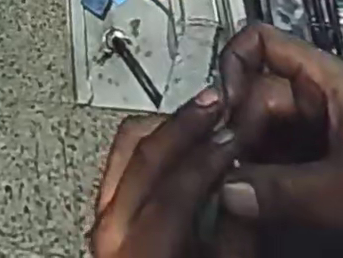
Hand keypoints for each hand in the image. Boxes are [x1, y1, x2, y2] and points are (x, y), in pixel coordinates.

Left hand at [91, 88, 252, 257]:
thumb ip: (231, 242)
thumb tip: (242, 186)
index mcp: (140, 252)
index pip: (176, 187)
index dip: (211, 155)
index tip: (238, 131)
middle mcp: (110, 229)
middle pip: (147, 154)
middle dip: (186, 123)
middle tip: (218, 101)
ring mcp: (100, 217)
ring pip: (128, 145)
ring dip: (167, 124)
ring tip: (202, 111)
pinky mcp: (101, 211)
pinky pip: (120, 156)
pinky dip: (149, 136)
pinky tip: (175, 131)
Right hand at [218, 24, 342, 257]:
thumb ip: (286, 189)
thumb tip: (229, 188)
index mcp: (329, 80)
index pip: (263, 42)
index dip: (236, 62)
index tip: (223, 103)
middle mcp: (320, 99)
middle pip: (257, 93)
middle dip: (239, 124)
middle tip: (228, 164)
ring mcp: (321, 132)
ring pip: (266, 130)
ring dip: (249, 155)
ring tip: (239, 187)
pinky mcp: (324, 166)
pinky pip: (280, 159)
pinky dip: (264, 175)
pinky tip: (257, 198)